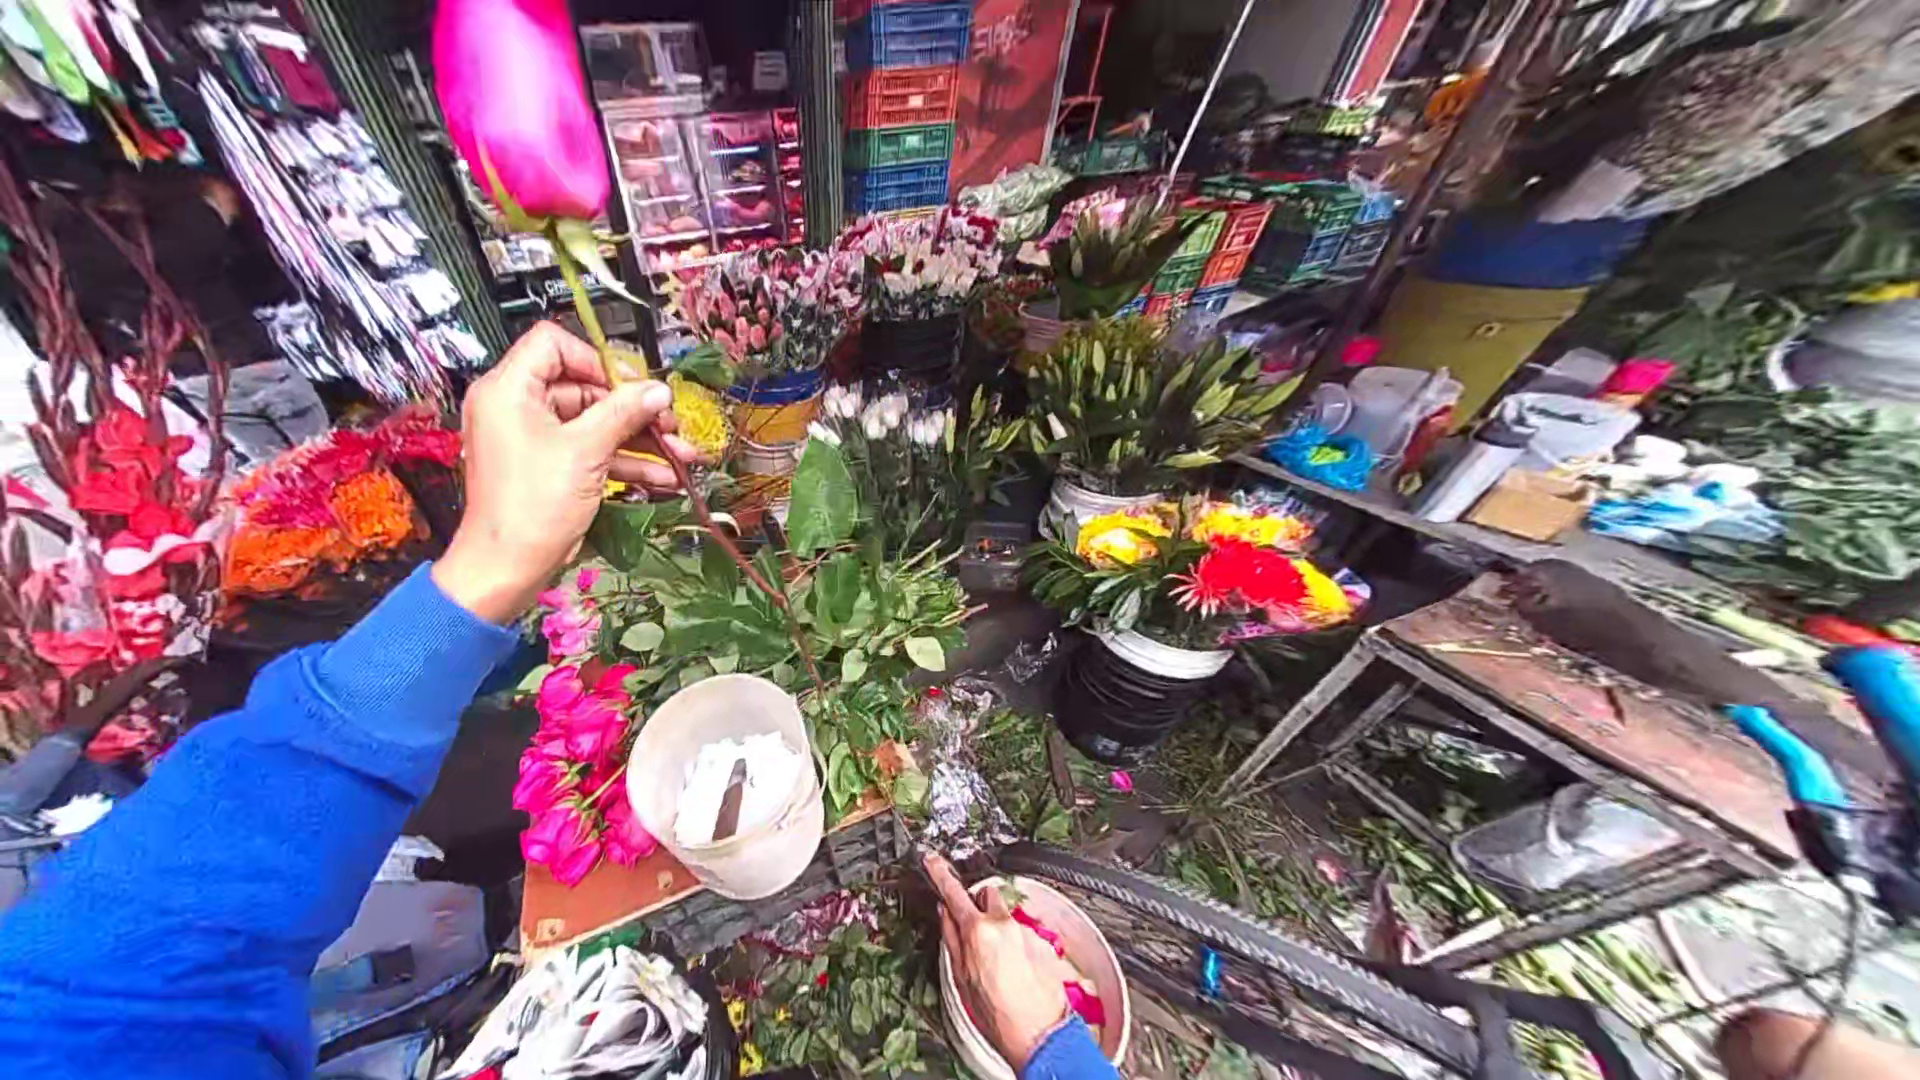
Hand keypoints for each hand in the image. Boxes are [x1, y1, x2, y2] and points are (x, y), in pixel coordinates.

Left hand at [433, 322, 698, 622]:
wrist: (510, 565)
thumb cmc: (533, 504)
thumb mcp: (586, 450)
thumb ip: (625, 413)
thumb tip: (659, 390)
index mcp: (511, 390)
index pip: (555, 345)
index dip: (598, 360)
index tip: (634, 387)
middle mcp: (521, 408)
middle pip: (587, 388)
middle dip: (635, 409)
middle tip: (670, 424)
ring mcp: (540, 439)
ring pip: (600, 424)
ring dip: (643, 439)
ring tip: (682, 454)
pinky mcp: (556, 466)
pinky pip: (598, 452)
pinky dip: (630, 462)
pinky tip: (666, 476)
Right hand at [926, 853, 1074, 1070]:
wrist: (1041, 1036)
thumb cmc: (1000, 1016)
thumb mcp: (962, 980)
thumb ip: (952, 939)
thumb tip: (946, 915)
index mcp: (978, 931)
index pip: (954, 892)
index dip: (940, 873)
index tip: (933, 860)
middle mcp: (1003, 923)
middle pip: (986, 894)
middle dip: (978, 906)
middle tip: (974, 933)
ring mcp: (1024, 930)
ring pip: (1004, 914)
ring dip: (997, 927)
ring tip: (997, 961)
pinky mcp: (1041, 940)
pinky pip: (1021, 932)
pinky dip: (1014, 944)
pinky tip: (1014, 970)